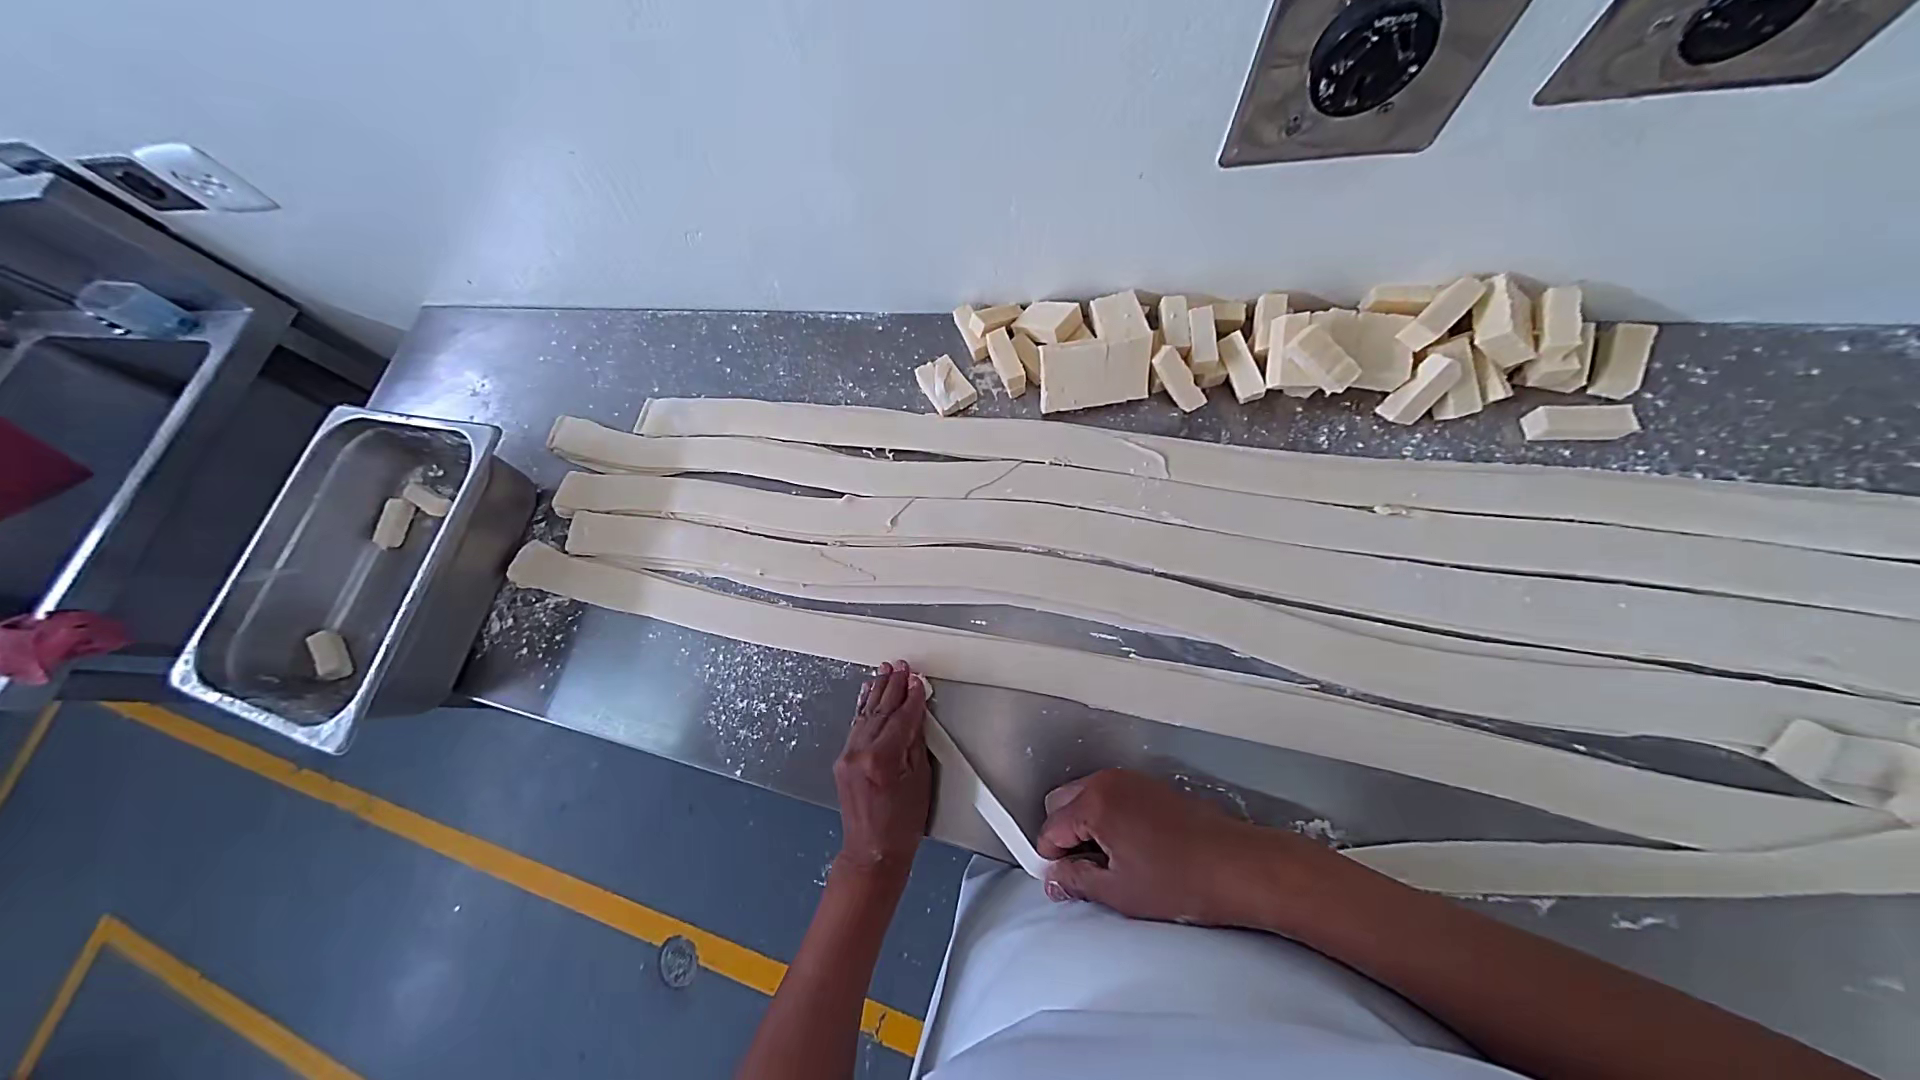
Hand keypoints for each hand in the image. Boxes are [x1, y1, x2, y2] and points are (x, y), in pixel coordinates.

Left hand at [832, 661, 931, 874]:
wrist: (873, 851)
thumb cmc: (900, 826)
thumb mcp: (920, 780)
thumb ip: (916, 742)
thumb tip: (916, 716)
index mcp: (883, 759)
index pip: (902, 717)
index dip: (913, 697)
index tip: (919, 683)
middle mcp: (860, 754)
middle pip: (881, 710)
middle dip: (894, 687)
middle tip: (903, 669)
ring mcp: (848, 756)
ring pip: (865, 715)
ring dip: (877, 692)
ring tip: (885, 673)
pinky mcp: (842, 761)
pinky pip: (855, 726)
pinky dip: (863, 709)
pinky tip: (868, 696)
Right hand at [1038, 769, 1346, 926]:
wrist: (1240, 868)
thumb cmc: (1185, 879)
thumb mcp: (1119, 892)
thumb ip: (1076, 881)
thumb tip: (1057, 878)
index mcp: (1096, 803)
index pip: (1050, 827)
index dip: (1050, 858)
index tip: (1059, 879)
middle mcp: (1110, 782)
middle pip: (1062, 803)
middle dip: (1063, 836)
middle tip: (1081, 872)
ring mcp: (1132, 781)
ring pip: (1086, 798)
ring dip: (1085, 826)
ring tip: (1110, 864)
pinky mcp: (1150, 787)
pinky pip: (1112, 796)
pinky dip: (1108, 818)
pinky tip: (1130, 850)